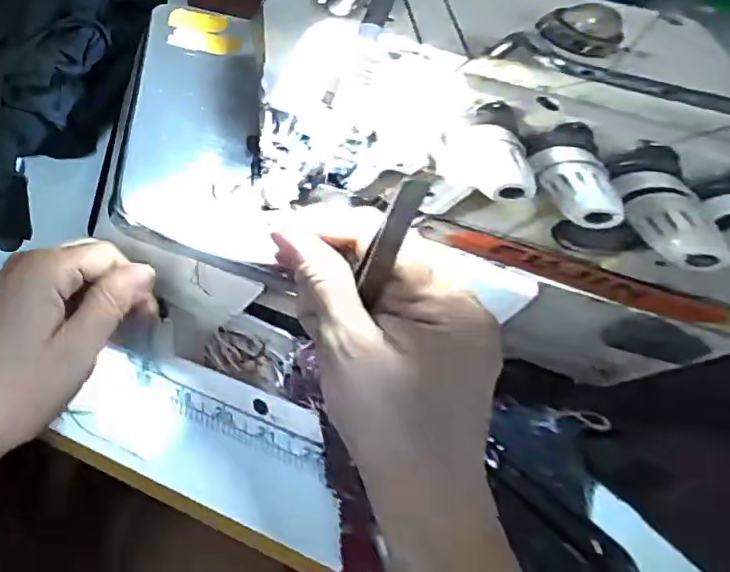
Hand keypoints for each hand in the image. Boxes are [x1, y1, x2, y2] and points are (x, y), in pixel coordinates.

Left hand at [0, 240, 157, 522]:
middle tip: (135, 329)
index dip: (133, 283)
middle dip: (117, 286)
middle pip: (88, 257)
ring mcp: (15, 276)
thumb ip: (111, 302)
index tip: (148, 322)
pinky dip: (73, 302)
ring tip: (111, 335)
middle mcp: (29, 259)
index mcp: (46, 265)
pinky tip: (81, 333)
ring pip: (71, 272)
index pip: (106, 254)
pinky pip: (51, 285)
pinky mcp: (9, 296)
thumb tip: (144, 269)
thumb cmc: (24, 387)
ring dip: (96, 296)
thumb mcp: (78, 349)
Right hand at [274, 212, 509, 570]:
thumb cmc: (385, 421)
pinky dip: (349, 308)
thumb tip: (285, 227)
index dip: (323, 227)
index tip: (274, 230)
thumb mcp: (344, 342)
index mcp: (447, 298)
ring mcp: (447, 323)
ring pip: (374, 277)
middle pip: (377, 253)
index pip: (379, 236)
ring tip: (311, 318)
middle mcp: (456, 301)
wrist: (423, 501)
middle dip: (326, 262)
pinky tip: (328, 328)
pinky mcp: (432, 341)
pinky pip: (382, 303)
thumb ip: (319, 278)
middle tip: (284, 273)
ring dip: (333, 289)